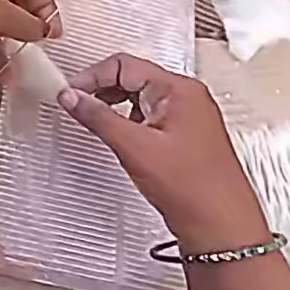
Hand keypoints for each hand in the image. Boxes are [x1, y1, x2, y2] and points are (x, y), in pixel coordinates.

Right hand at [54, 52, 268, 247]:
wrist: (219, 224)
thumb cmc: (193, 187)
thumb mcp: (133, 146)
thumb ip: (97, 116)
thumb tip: (73, 96)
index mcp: (179, 90)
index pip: (123, 65)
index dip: (91, 77)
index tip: (71, 92)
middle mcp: (187, 97)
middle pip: (131, 75)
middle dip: (99, 87)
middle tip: (76, 102)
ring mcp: (187, 115)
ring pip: (138, 94)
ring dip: (111, 102)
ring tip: (92, 118)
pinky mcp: (182, 133)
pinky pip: (147, 112)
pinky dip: (126, 117)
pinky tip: (117, 134)